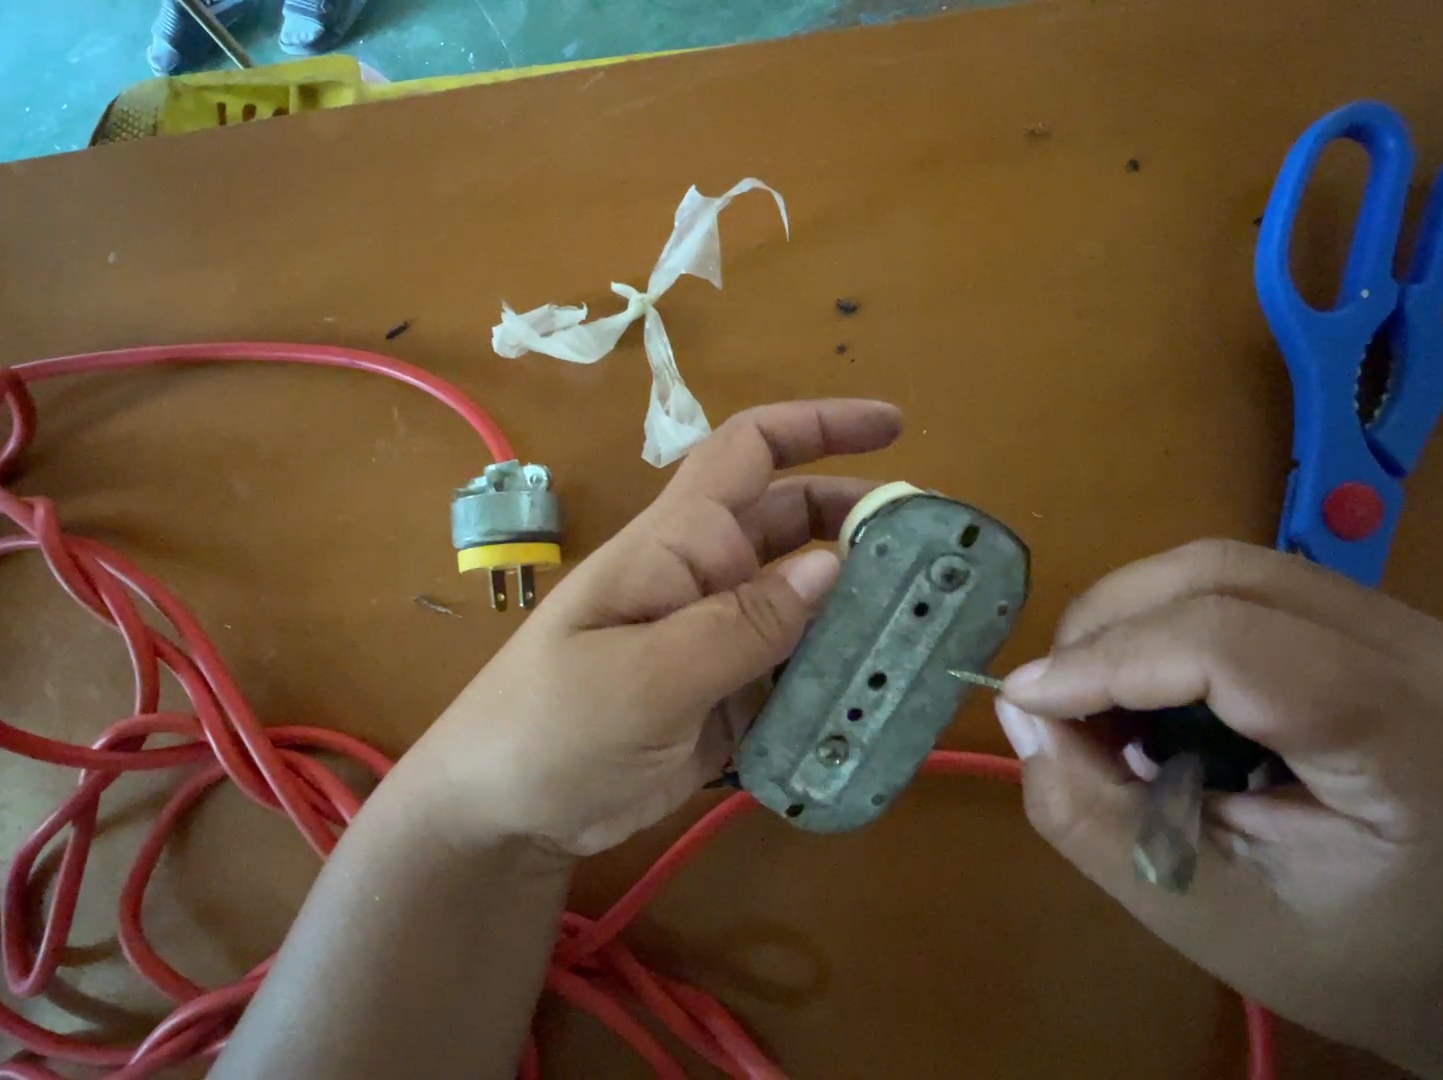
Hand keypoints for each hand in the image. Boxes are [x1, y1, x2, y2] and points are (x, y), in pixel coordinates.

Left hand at [403, 400, 901, 856]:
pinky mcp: (728, 697)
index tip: (894, 427)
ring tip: (933, 634)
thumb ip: (741, 623)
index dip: (818, 426)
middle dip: (863, 530)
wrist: (505, 809)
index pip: (749, 453)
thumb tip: (834, 563)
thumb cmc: (552, 725)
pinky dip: (838, 679)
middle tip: (937, 559)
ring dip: (861, 613)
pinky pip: (795, 673)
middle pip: (795, 529)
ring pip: (805, 606)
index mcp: (677, 544)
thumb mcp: (646, 675)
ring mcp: (718, 640)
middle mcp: (705, 578)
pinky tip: (885, 701)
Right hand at [995, 539, 1442, 1062]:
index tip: (1028, 699)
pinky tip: (1151, 680)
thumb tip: (1021, 709)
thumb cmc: (1338, 954)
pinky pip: (1244, 582)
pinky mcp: (1390, 620)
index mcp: (1433, 764)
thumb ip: (1090, 813)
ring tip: (1096, 690)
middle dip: (1108, 625)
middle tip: (1054, 695)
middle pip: (1227, 578)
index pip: (1244, 650)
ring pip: (1225, 565)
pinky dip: (1163, 618)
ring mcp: (1427, 631)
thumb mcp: (1195, 910)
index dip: (1116, 660)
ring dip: (1128, 615)